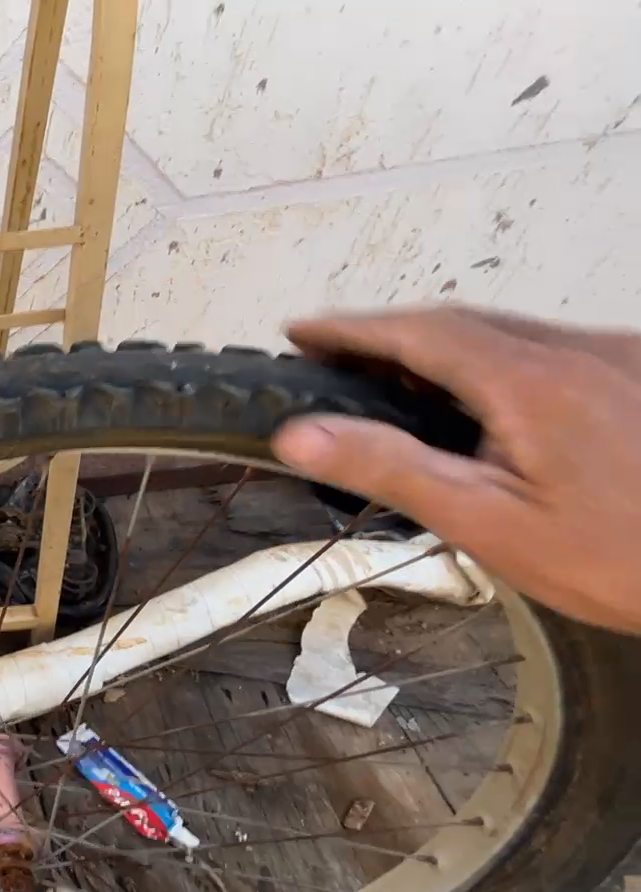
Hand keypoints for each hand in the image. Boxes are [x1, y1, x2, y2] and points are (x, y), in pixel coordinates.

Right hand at [272, 306, 640, 633]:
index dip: (351, 328)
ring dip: (434, 346)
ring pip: (510, 334)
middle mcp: (584, 354)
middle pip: (466, 322)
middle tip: (328, 357)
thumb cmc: (619, 556)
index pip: (422, 332)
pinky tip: (467, 397)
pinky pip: (547, 351)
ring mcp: (623, 362)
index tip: (297, 332)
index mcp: (533, 383)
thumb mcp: (484, 519)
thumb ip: (390, 468)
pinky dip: (483, 360)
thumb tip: (297, 434)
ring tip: (382, 379)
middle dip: (387, 333)